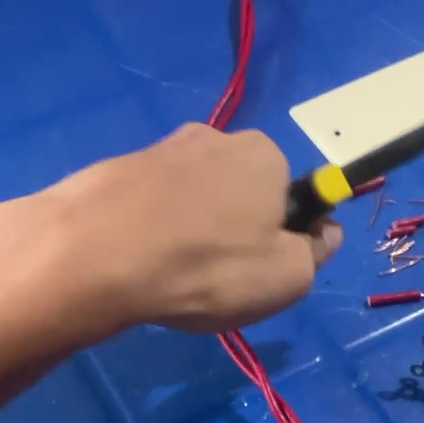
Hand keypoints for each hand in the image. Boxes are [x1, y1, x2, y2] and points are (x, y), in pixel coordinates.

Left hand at [35, 124, 341, 332]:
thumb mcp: (289, 278)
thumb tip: (324, 233)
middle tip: (217, 283)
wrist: (98, 255)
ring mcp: (164, 150)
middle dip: (238, 237)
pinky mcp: (121, 170)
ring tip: (174, 279)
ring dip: (195, 239)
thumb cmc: (210, 269)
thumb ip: (317, 254)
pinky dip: (158, 236)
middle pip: (244, 199)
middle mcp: (218, 138)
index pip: (296, 201)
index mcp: (267, 156)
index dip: (287, 243)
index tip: (263, 275)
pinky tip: (144, 266)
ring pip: (198, 205)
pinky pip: (156, 210)